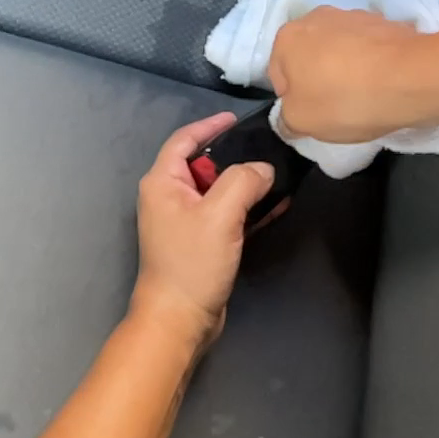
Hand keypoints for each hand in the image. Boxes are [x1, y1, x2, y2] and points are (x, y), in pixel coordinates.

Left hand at [129, 113, 276, 347]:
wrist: (179, 318)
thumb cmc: (192, 262)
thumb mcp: (219, 215)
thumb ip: (243, 182)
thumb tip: (262, 168)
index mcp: (162, 182)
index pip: (183, 140)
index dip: (209, 126)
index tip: (235, 118)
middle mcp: (168, 196)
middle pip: (202, 164)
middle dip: (233, 156)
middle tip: (265, 148)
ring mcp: (182, 220)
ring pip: (216, 190)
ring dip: (244, 184)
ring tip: (277, 176)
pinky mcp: (198, 241)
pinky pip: (224, 214)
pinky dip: (246, 208)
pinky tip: (274, 207)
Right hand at [269, 6, 438, 141]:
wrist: (414, 78)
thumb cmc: (345, 99)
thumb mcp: (301, 122)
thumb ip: (285, 120)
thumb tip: (287, 118)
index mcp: (287, 37)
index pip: (278, 76)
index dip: (294, 101)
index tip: (315, 116)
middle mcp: (315, 17)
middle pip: (309, 59)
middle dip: (318, 81)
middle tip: (338, 108)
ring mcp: (353, 15)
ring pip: (339, 51)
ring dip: (345, 70)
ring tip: (366, 97)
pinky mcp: (385, 22)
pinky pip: (369, 49)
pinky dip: (372, 64)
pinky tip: (385, 85)